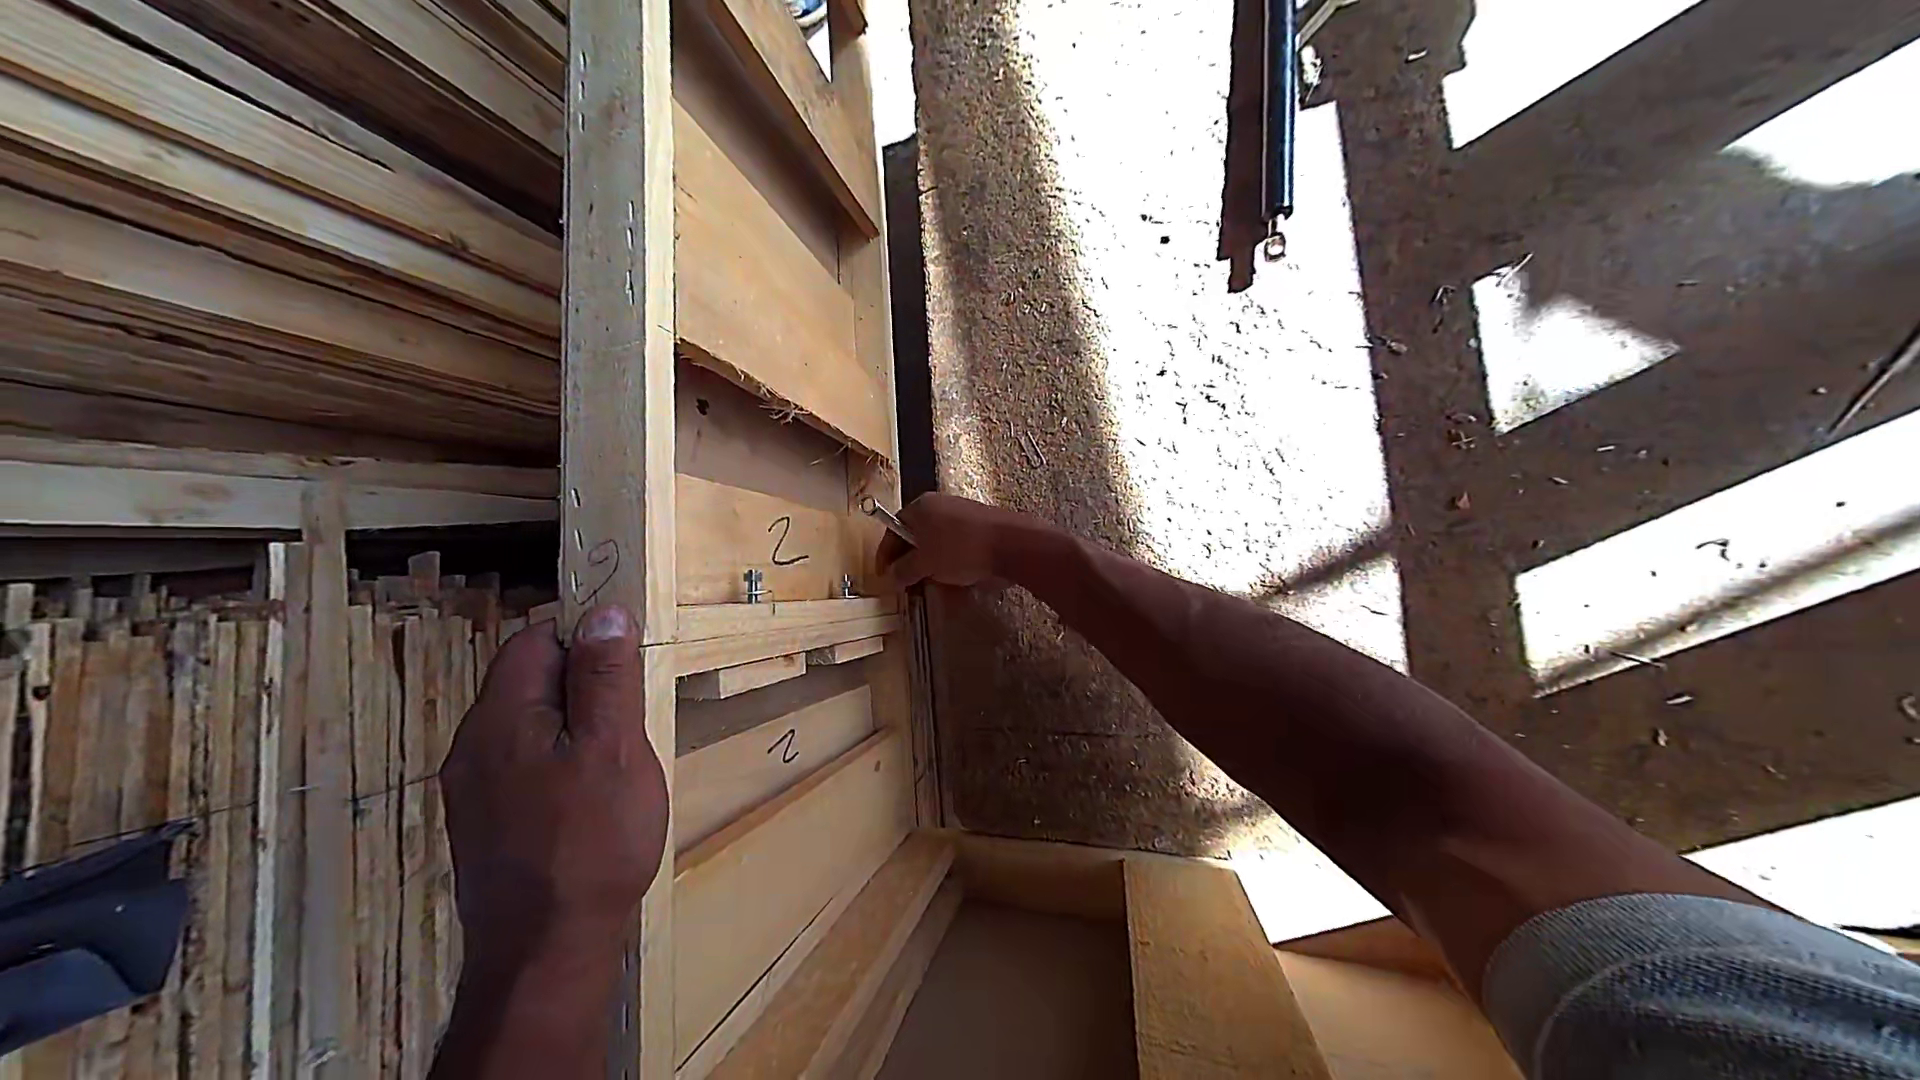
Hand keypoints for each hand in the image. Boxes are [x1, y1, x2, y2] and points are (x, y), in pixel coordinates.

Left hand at [441, 603, 668, 953]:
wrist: (546, 950)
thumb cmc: (591, 840)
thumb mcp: (612, 747)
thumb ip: (606, 677)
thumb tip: (605, 612)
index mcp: (499, 718)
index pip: (536, 642)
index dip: (584, 642)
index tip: (626, 671)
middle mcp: (473, 745)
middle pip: (531, 681)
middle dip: (585, 687)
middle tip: (628, 724)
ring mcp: (474, 786)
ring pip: (531, 723)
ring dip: (576, 725)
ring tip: (615, 762)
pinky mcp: (485, 818)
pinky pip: (525, 761)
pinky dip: (561, 758)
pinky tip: (589, 794)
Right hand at [878, 492, 1037, 587]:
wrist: (1010, 544)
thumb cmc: (960, 549)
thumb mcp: (925, 564)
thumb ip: (904, 570)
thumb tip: (891, 577)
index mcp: (920, 507)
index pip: (893, 529)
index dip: (886, 555)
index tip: (883, 576)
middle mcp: (939, 505)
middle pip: (915, 536)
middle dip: (910, 561)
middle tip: (906, 583)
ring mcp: (962, 515)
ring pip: (936, 543)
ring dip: (931, 564)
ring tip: (931, 584)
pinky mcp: (980, 527)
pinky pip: (956, 546)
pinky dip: (950, 562)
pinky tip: (955, 578)